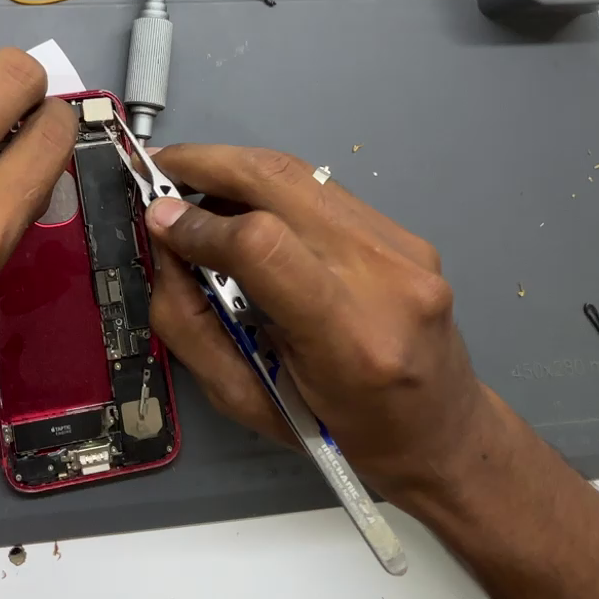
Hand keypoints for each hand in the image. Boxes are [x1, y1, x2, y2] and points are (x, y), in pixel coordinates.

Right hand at [143, 144, 499, 503]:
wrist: (442, 435)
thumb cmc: (336, 434)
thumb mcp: (241, 399)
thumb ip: (187, 320)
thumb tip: (164, 237)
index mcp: (349, 339)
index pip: (263, 246)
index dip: (200, 224)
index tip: (156, 218)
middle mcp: (386, 279)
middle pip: (281, 181)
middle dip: (206, 163)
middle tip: (158, 166)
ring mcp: (403, 248)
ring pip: (298, 173)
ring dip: (232, 166)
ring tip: (190, 181)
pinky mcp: (404, 233)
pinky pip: (318, 189)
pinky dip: (265, 185)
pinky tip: (240, 203)